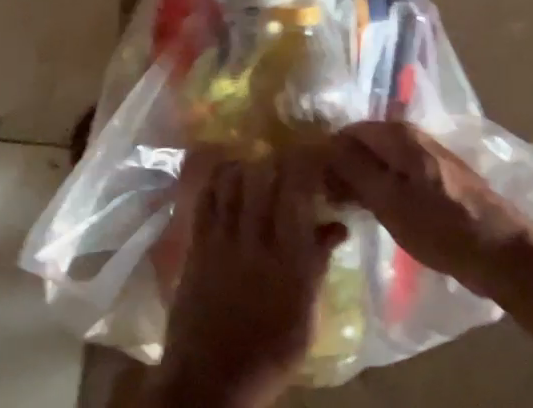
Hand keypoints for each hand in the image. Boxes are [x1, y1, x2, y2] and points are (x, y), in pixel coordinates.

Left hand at [151, 152, 346, 407]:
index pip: (297, 192)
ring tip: (261, 165)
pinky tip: (229, 173)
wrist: (210, 379)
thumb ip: (316, 266)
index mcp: (288, 260)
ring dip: (250, 164)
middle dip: (281, 159)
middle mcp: (254, 240)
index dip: (307, 163)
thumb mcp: (306, 318)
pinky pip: (206, 197)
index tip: (318, 153)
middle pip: (265, 177)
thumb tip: (335, 226)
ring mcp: (221, 239)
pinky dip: (219, 178)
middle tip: (292, 158)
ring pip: (234, 180)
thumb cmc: (269, 354)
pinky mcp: (196, 244)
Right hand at [325, 121, 532, 294]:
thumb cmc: (441, 227)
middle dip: (346, 169)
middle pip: (365, 144)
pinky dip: (385, 189)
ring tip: (353, 210)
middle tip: (333, 203)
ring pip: (383, 161)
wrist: (504, 255)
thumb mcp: (388, 201)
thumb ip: (353, 170)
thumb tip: (324, 145)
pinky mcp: (440, 178)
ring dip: (365, 181)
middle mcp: (413, 135)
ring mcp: (429, 156)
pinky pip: (400, 175)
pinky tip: (382, 212)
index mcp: (399, 134)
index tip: (318, 185)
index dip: (329, 155)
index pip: (347, 131)